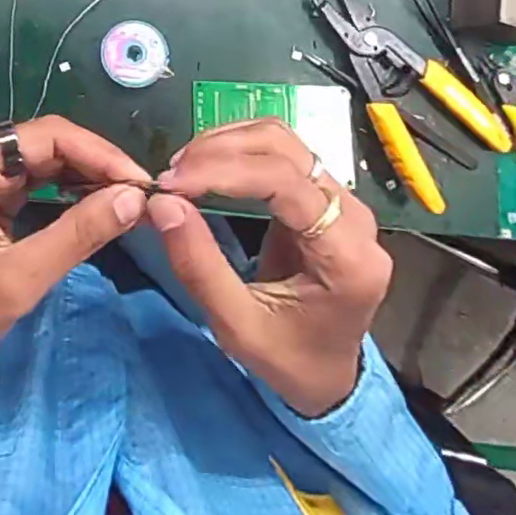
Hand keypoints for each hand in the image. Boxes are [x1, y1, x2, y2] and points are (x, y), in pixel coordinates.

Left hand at [0, 117, 149, 417]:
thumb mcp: (21, 277)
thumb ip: (78, 233)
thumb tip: (134, 198)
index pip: (47, 135)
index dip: (99, 153)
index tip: (141, 182)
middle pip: (48, 142)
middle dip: (97, 163)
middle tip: (143, 193)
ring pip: (46, 159)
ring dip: (87, 175)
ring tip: (130, 198)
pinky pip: (36, 181)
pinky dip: (70, 191)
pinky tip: (99, 203)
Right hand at [147, 118, 391, 416]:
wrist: (327, 375)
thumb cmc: (288, 359)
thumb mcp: (238, 327)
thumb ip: (200, 265)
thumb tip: (162, 203)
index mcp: (346, 255)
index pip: (284, 181)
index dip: (222, 171)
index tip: (171, 183)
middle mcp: (352, 216)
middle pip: (283, 147)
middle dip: (218, 151)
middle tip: (171, 176)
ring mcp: (339, 200)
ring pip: (279, 139)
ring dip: (224, 143)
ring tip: (182, 169)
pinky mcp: (318, 194)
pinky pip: (276, 151)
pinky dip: (233, 148)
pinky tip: (204, 166)